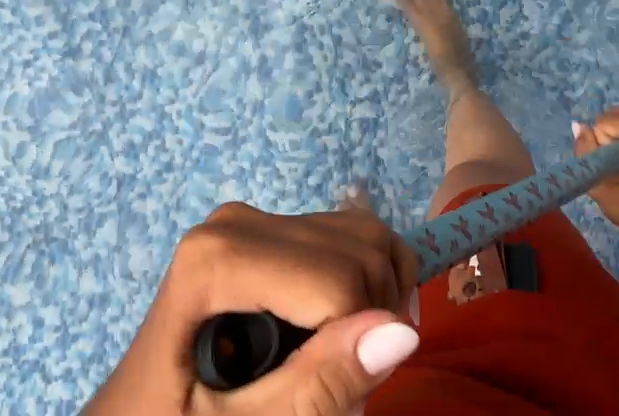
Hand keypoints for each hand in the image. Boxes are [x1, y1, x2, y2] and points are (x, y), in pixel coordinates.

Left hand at [84, 202, 421, 415]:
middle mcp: (237, 221)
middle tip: (341, 389)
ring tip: (340, 361)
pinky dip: (370, 280)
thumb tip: (400, 332)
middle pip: (356, 255)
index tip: (342, 400)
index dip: (356, 347)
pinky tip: (346, 329)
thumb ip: (317, 385)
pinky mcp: (268, 228)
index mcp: (217, 258)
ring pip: (364, 239)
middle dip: (371, 323)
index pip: (338, 282)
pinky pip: (349, 235)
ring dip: (377, 302)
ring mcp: (253, 220)